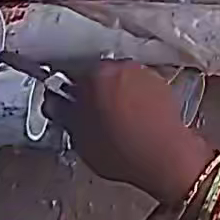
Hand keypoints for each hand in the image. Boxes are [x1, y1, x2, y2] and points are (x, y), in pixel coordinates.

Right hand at [40, 62, 215, 201]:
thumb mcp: (79, 137)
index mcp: (98, 74)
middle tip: (87, 114)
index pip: (72, 71)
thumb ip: (63, 112)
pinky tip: (132, 118)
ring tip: (111, 119)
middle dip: (91, 90)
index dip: (65, 87)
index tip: (63, 100)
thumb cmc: (120, 149)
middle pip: (98, 73)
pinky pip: (138, 85)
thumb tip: (54, 101)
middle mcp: (123, 65)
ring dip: (113, 92)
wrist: (165, 155)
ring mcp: (144, 72)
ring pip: (120, 78)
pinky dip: (132, 96)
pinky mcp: (161, 82)